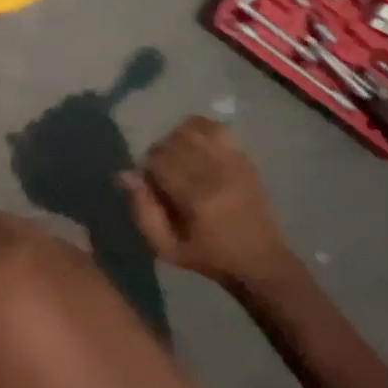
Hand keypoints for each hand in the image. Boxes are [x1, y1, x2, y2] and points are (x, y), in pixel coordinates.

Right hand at [119, 116, 298, 287]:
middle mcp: (216, 172)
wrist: (261, 260)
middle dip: (159, 155)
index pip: (158, 160)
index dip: (147, 170)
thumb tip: (125, 174)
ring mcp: (233, 162)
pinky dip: (199, 130)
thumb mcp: (166, 248)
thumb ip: (142, 212)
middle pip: (172, 141)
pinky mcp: (244, 158)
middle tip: (164, 176)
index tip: (152, 187)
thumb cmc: (209, 257)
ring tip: (178, 160)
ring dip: (176, 141)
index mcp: (197, 198)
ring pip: (191, 129)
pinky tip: (196, 147)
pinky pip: (216, 127)